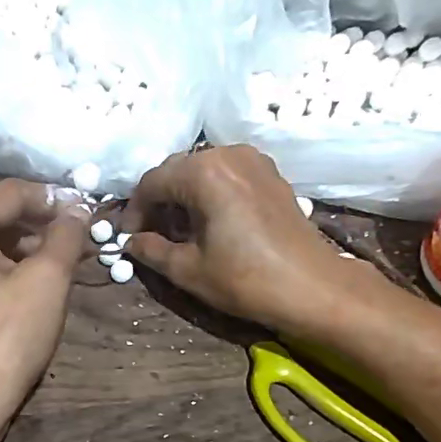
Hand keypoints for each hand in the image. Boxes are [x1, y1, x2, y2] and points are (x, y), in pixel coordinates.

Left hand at [0, 179, 87, 419]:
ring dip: (33, 236)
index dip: (53, 197)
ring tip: (72, 249)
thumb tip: (79, 210)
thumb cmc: (10, 334)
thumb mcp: (47, 278)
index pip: (11, 192)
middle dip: (39, 213)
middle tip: (75, 226)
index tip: (89, 208)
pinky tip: (50, 269)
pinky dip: (20, 257)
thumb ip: (65, 235)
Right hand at [122, 146, 381, 331]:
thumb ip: (151, 250)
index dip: (134, 211)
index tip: (128, 237)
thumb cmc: (245, 280)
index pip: (152, 182)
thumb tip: (131, 242)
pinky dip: (208, 193)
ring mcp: (253, 160)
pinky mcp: (269, 173)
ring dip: (182, 196)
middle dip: (158, 201)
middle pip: (176, 171)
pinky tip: (206, 222)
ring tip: (177, 231)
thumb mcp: (187, 269)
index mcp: (204, 172)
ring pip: (200, 170)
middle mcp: (228, 154)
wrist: (312, 287)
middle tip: (149, 235)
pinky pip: (225, 174)